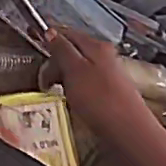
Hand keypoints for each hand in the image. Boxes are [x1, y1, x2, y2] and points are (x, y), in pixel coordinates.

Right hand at [45, 25, 159, 144]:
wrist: (130, 133)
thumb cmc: (100, 100)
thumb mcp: (74, 70)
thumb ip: (61, 49)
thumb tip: (49, 31)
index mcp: (96, 46)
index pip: (66, 33)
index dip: (48, 40)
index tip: (35, 52)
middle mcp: (105, 56)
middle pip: (72, 51)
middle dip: (55, 63)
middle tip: (45, 80)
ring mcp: (109, 74)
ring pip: (78, 68)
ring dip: (63, 77)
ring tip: (56, 92)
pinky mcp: (110, 92)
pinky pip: (85, 83)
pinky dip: (74, 89)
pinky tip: (73, 101)